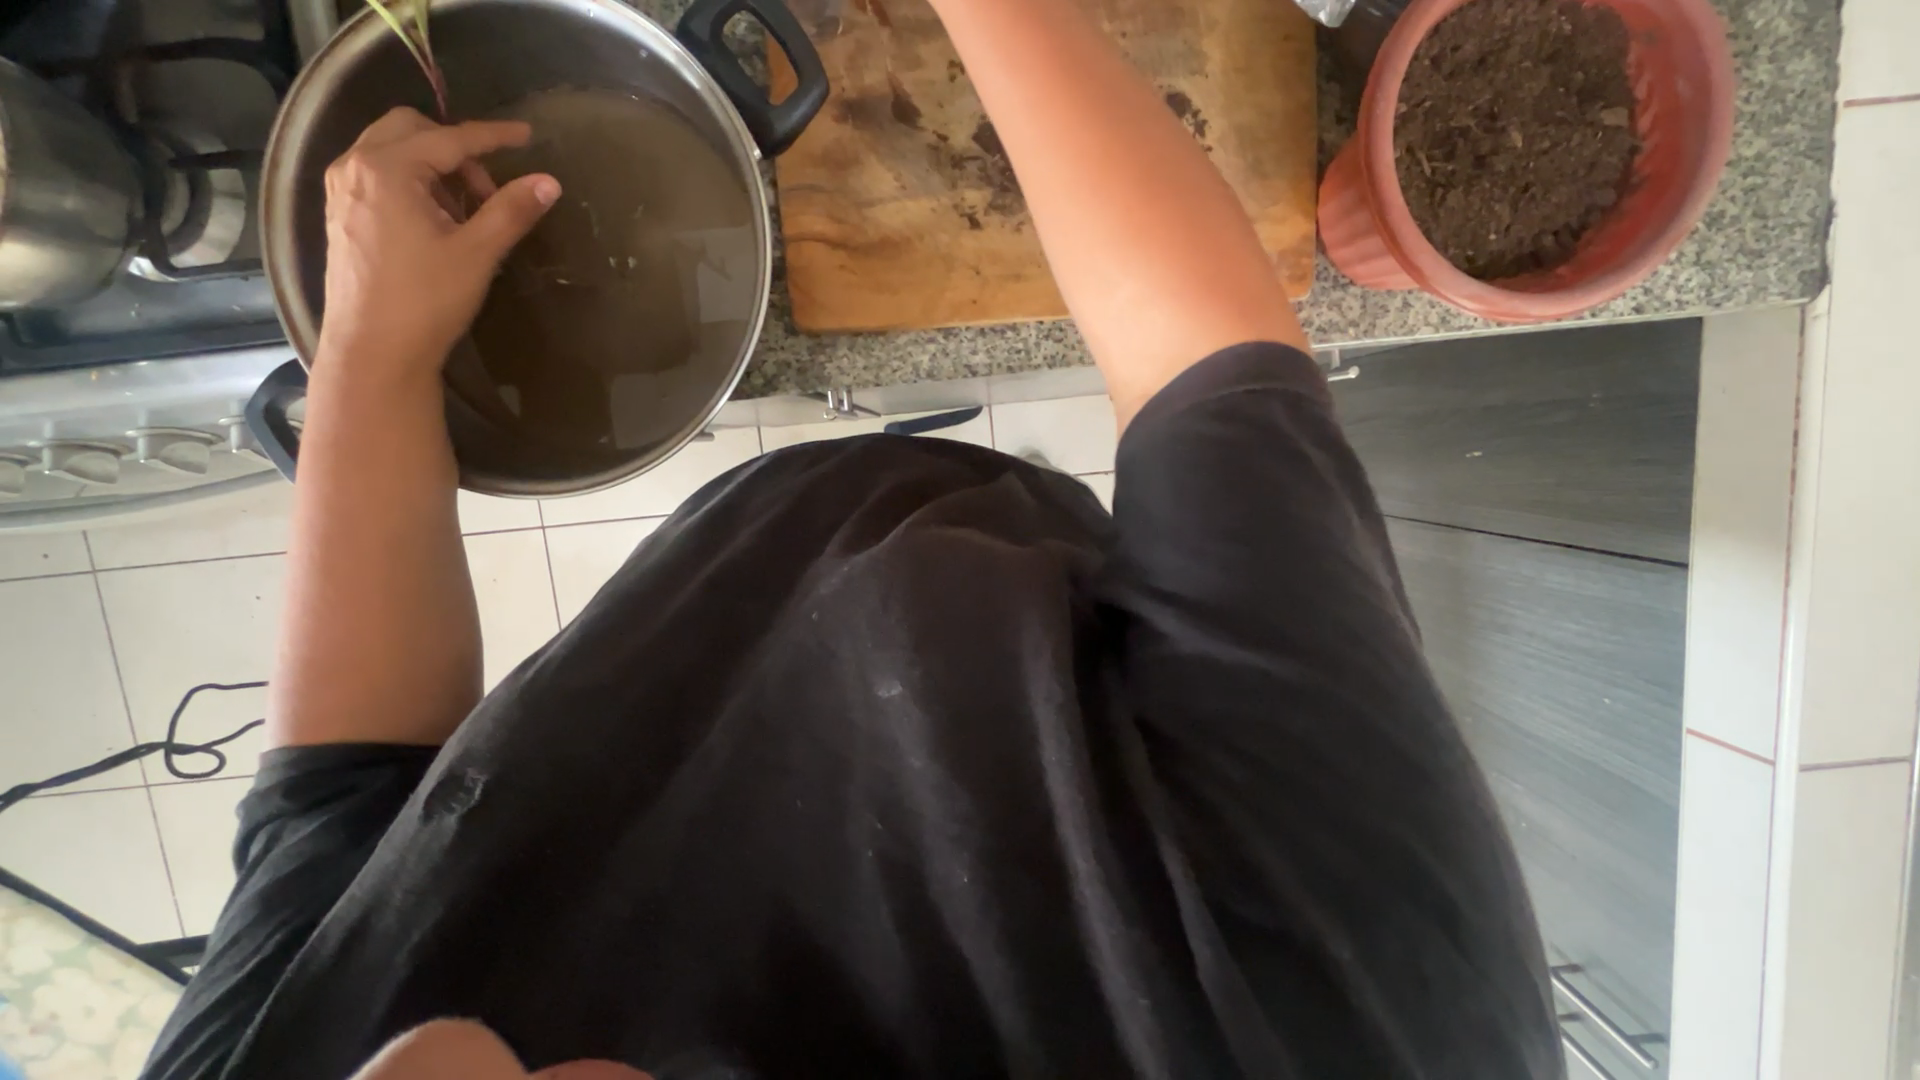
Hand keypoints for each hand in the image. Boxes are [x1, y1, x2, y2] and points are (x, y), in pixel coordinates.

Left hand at [316, 107, 560, 385]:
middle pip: (410, 130)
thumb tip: (549, 182)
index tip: (527, 136)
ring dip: (436, 168)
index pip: (449, 138)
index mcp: (386, 168)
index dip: (492, 136)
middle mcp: (354, 166)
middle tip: (490, 192)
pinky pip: (380, 176)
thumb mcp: (477, 254)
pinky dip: (414, 184)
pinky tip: (438, 223)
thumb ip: (512, 211)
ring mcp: (342, 190)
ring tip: (468, 213)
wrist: (374, 350)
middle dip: (457, 150)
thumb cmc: (426, 300)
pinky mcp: (342, 214)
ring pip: (392, 152)